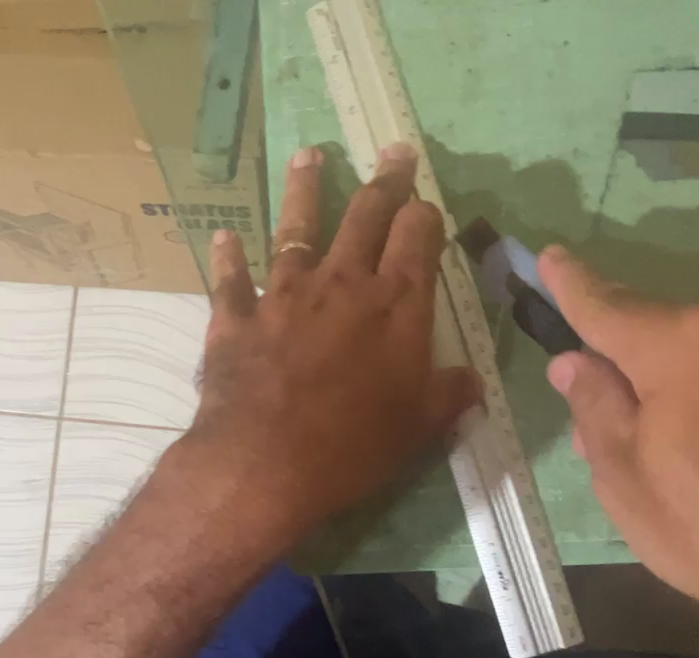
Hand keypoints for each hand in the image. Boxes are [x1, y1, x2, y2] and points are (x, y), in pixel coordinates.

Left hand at [173, 143, 478, 543]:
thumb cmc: (352, 448)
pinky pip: (230, 279)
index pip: (418, 237)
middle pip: (365, 216)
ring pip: (296, 228)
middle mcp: (340, 284)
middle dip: (383, 181)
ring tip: (308, 155)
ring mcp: (283, 296)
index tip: (426, 205)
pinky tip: (225, 237)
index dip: (424, 215)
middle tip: (392, 151)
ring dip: (305, 190)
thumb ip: (447, 396)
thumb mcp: (418, 429)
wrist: (265, 463)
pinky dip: (228, 257)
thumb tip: (473, 382)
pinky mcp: (235, 319)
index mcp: (395, 305)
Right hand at [538, 248, 698, 657]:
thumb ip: (596, 408)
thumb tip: (575, 361)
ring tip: (687, 462)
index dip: (571, 285)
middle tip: (620, 441)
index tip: (548, 254)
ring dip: (684, 389)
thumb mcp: (627, 481)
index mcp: (685, 341)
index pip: (607, 306)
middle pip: (663, 337)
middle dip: (632, 373)